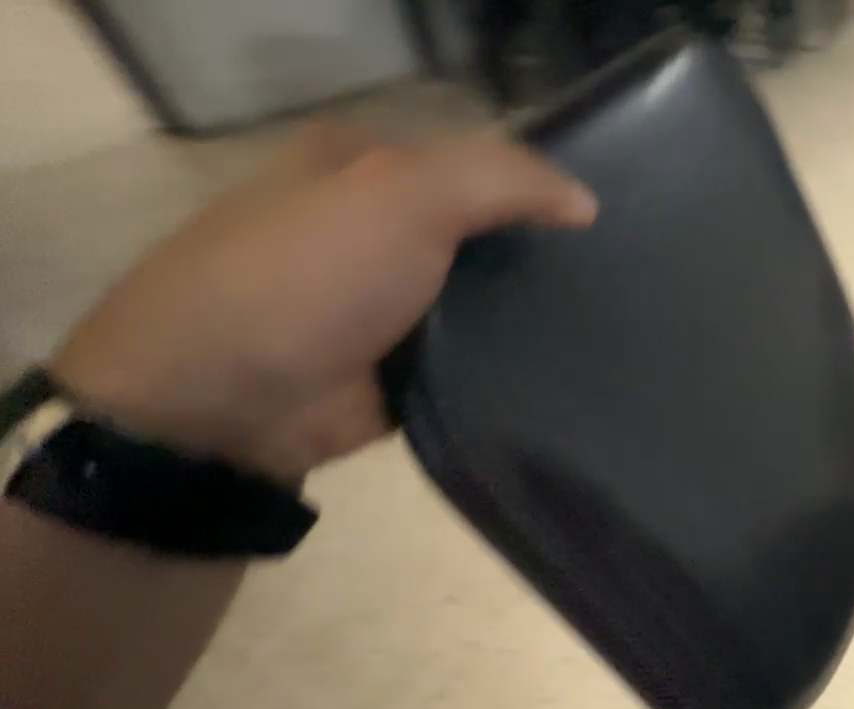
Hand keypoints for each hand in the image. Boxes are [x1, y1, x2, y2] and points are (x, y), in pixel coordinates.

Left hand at [49, 124, 597, 482]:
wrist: (234, 399)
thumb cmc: (310, 278)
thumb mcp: (402, 196)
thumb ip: (499, 182)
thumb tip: (587, 205)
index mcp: (367, 164)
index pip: (481, 163)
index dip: (543, 189)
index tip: (604, 227)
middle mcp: (381, 224)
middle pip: (492, 231)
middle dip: (548, 255)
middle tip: (618, 282)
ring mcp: (398, 298)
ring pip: (494, 296)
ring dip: (539, 312)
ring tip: (610, 327)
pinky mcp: (414, 360)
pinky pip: (486, 352)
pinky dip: (520, 359)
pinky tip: (571, 364)